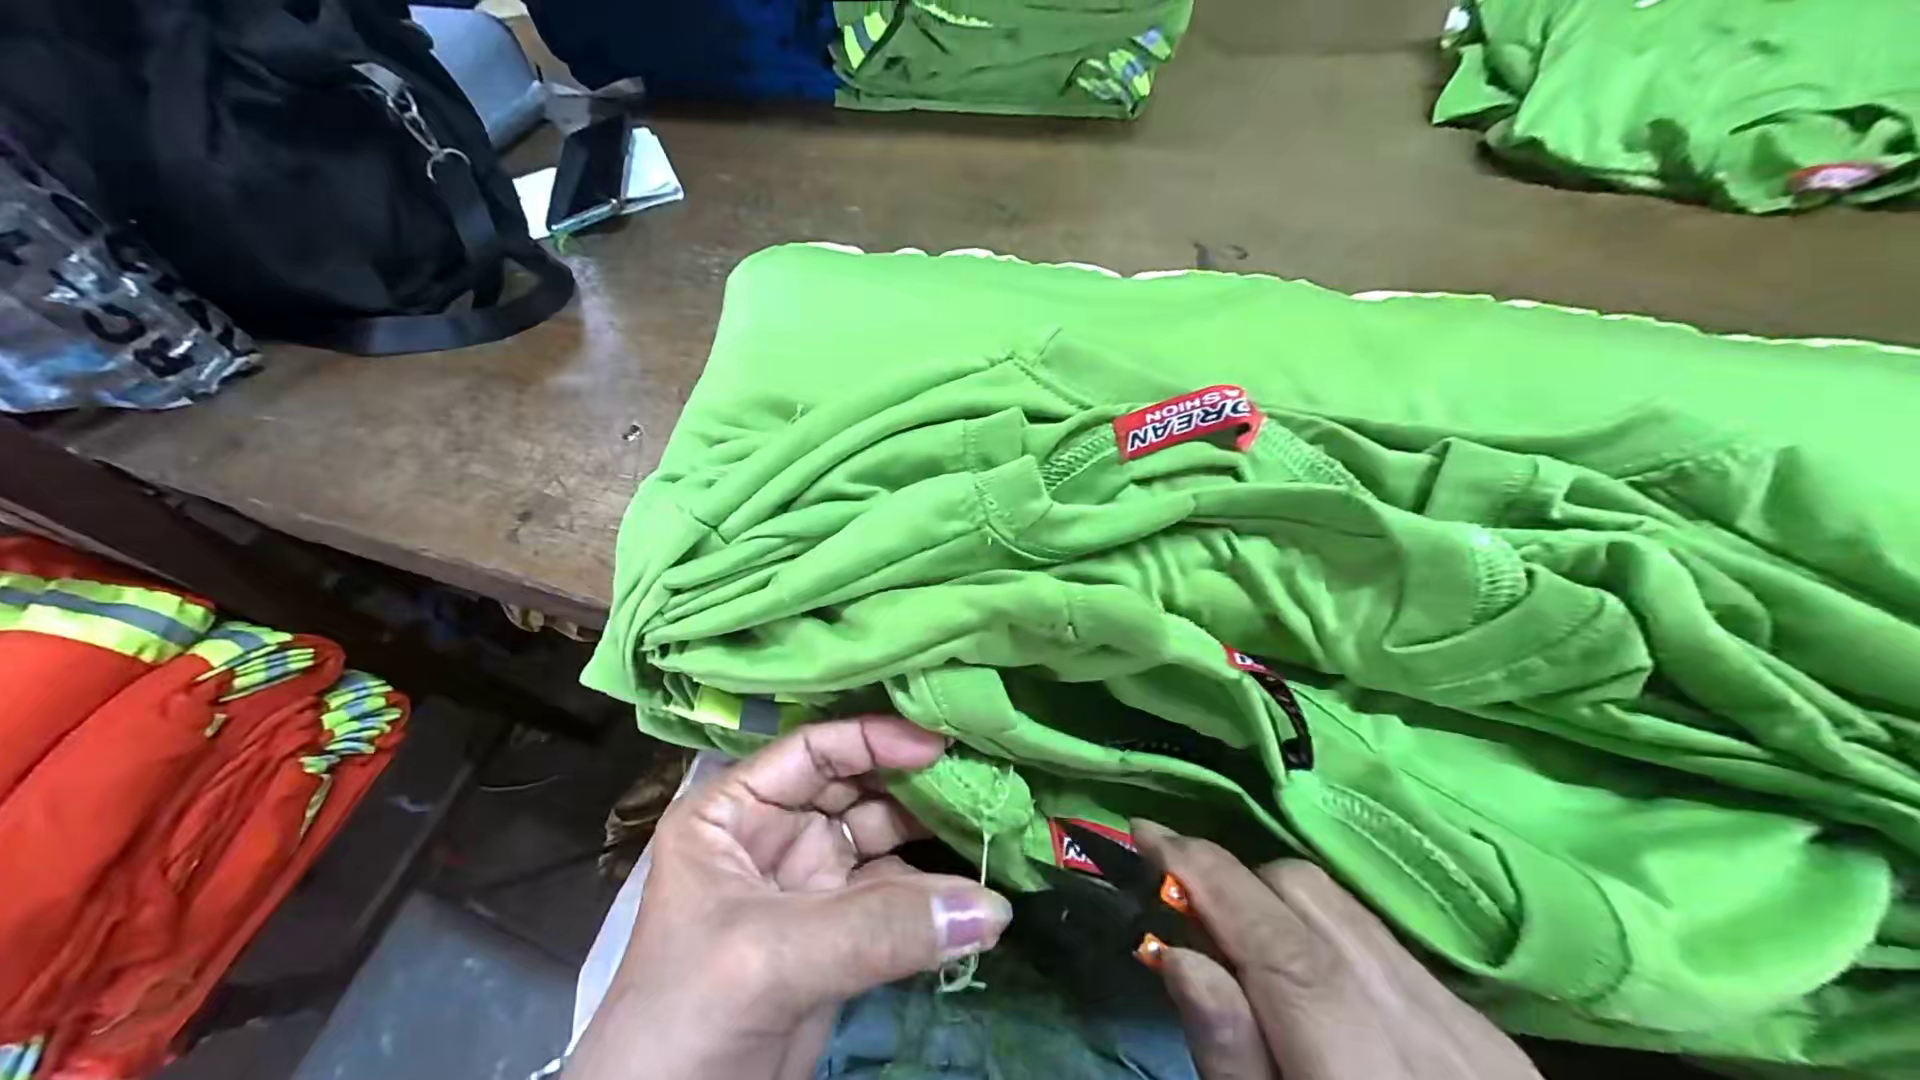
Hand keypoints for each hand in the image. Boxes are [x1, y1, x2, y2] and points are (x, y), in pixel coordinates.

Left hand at [568, 717, 1012, 1079]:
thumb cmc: (685, 1016)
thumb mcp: (771, 957)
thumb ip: (877, 927)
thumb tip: (990, 908)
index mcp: (734, 810)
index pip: (812, 750)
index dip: (873, 739)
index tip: (938, 744)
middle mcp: (775, 833)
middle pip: (858, 788)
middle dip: (914, 784)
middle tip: (981, 782)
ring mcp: (810, 882)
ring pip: (883, 840)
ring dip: (933, 838)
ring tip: (991, 832)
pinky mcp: (838, 934)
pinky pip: (897, 898)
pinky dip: (936, 900)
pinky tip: (978, 905)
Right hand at [1132, 821, 1540, 1079]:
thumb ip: (1230, 1061)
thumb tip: (1177, 954)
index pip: (1286, 953)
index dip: (1210, 879)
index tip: (1145, 836)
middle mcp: (1439, 1044)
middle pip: (1314, 901)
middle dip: (1232, 883)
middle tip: (1177, 901)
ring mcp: (1473, 1032)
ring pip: (1344, 906)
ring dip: (1269, 900)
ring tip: (1226, 928)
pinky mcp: (1484, 1029)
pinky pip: (1376, 936)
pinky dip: (1316, 927)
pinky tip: (1292, 965)